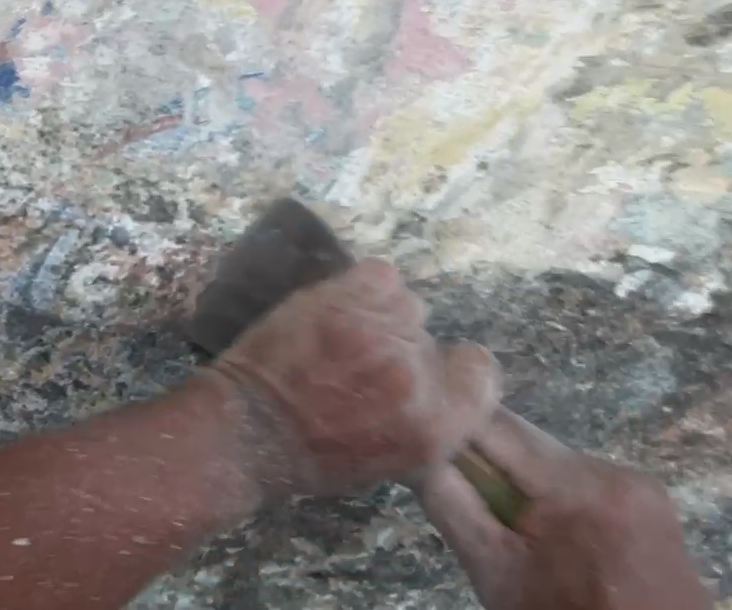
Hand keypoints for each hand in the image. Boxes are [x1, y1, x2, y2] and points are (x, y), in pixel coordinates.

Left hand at [206, 258, 500, 497]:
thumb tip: (441, 380)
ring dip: (381, 312)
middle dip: (403, 345)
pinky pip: (379, 272)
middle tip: (363, 357)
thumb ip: (429, 419)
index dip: (454, 367)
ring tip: (346, 330)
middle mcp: (414, 375)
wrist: (250, 427)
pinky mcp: (337, 301)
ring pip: (405, 302)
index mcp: (437, 425)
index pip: (481, 371)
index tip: (427, 367)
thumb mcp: (395, 460)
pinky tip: (342, 300)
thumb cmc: (315, 454)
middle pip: (431, 336)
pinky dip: (364, 283)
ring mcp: (375, 332)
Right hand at [418, 410, 712, 609]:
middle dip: (481, 460)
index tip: (415, 438)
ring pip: (542, 456)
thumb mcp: (494, 573)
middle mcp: (616, 470)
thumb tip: (411, 448)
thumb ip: (447, 500)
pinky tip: (542, 533)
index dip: (448, 425)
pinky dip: (544, 493)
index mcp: (580, 485)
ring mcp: (641, 486)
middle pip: (518, 439)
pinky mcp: (649, 502)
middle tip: (458, 494)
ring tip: (505, 524)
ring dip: (511, 477)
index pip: (491, 422)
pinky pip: (572, 477)